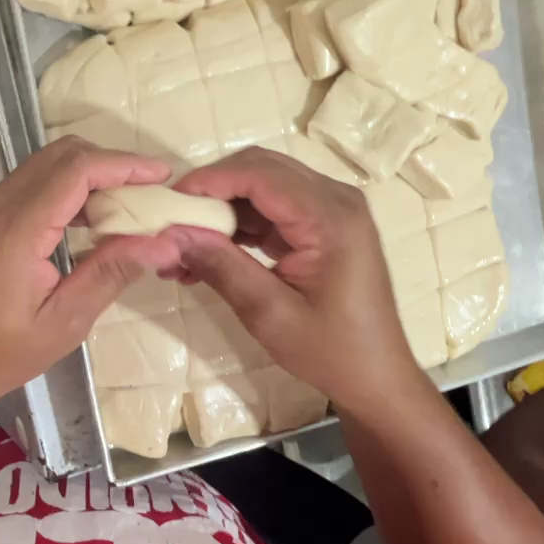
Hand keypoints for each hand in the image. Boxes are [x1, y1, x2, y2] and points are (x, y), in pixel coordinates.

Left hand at [0, 137, 181, 429]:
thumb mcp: (63, 322)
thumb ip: (110, 274)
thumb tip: (163, 243)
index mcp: (16, 230)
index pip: (76, 170)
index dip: (123, 164)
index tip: (162, 175)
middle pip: (61, 156)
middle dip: (110, 163)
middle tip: (149, 191)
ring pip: (44, 166)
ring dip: (88, 175)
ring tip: (127, 205)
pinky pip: (30, 185)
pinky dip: (65, 189)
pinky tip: (89, 220)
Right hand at [167, 147, 413, 401]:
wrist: (375, 374)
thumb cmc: (330, 350)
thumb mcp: (268, 314)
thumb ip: (221, 267)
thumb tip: (172, 234)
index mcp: (330, 217)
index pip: (259, 174)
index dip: (209, 181)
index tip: (168, 205)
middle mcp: (335, 199)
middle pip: (261, 169)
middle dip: (211, 191)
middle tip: (171, 224)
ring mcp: (331, 209)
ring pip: (263, 186)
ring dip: (221, 209)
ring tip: (182, 247)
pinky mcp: (322, 225)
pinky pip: (272, 208)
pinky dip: (238, 224)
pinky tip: (208, 253)